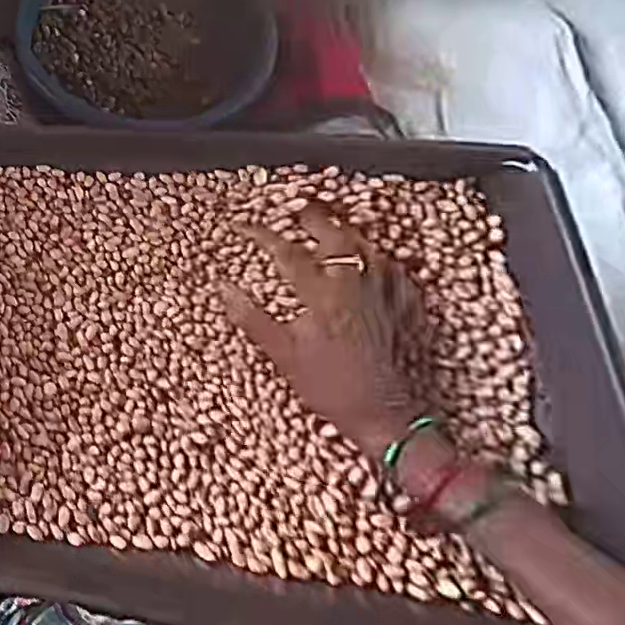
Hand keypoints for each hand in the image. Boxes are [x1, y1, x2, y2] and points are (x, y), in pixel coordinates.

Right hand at [218, 205, 423, 453]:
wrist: (384, 415)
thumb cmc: (328, 386)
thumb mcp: (281, 353)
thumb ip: (251, 316)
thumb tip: (223, 287)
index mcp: (322, 294)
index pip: (287, 252)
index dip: (261, 235)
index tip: (241, 226)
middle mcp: (355, 287)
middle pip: (335, 238)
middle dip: (311, 219)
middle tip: (293, 208)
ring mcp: (382, 297)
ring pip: (368, 251)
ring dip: (347, 234)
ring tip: (331, 226)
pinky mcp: (400, 312)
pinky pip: (396, 274)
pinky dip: (382, 261)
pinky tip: (376, 261)